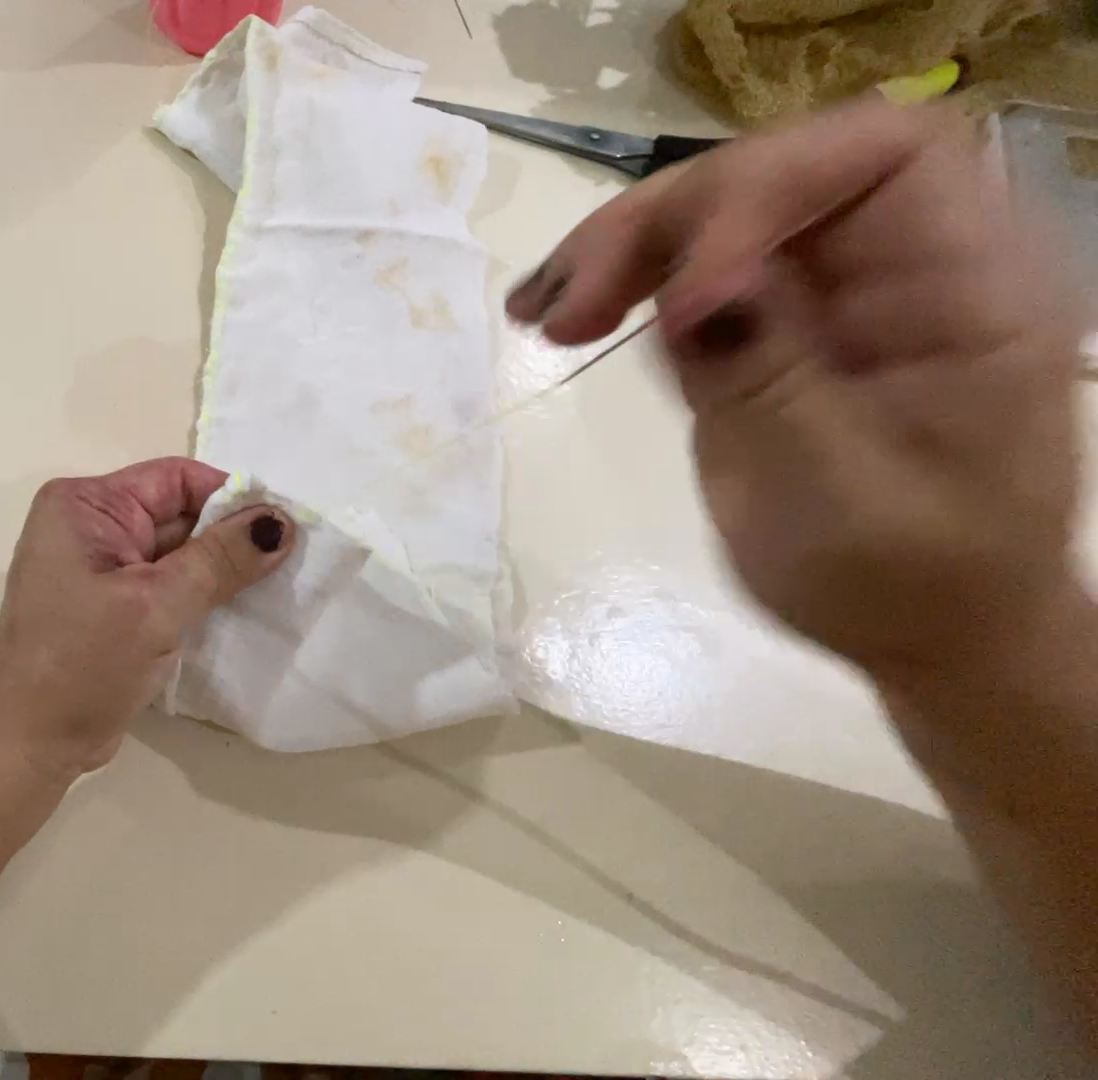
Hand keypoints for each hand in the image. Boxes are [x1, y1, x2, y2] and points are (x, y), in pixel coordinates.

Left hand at [0, 458, 292, 780]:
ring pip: (178, 554)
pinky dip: (202, 596)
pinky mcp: (113, 607)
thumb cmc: (83, 663)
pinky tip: (243, 610)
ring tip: (280, 585)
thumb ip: (220, 560)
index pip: (174, 480)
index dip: (231, 498)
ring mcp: (101, 569)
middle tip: (295, 560)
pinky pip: (168, 586)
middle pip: (179, 514)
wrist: (29, 741)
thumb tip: (281, 522)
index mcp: (86, 505)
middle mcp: (90, 526)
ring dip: (221, 571)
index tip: (286, 527)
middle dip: (231, 537)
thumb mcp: (156, 605)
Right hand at [508, 101, 1088, 687]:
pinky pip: (680, 274)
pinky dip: (608, 285)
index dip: (759, 197)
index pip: (875, 158)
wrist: (915, 624)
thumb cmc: (899, 578)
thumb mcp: (837, 493)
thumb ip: (769, 382)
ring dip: (611, 251)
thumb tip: (687, 294)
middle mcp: (891, 265)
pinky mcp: (763, 327)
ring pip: (708, 217)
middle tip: (563, 313)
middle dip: (654, 229)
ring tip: (533, 311)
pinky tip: (547, 315)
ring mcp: (821, 293)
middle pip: (766, 176)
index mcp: (962, 288)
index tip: (671, 300)